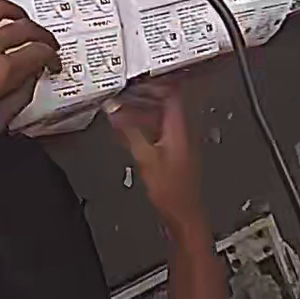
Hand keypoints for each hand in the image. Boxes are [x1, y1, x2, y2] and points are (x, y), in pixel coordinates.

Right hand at [105, 80, 206, 241]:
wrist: (184, 216)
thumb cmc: (171, 192)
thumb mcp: (145, 158)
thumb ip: (129, 132)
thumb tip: (115, 114)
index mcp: (179, 129)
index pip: (171, 95)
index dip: (154, 86)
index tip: (136, 83)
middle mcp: (183, 133)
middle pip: (167, 104)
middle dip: (145, 97)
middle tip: (126, 95)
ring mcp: (181, 144)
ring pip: (162, 118)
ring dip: (143, 112)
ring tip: (124, 112)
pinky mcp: (176, 154)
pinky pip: (160, 131)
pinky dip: (145, 127)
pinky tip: (131, 133)